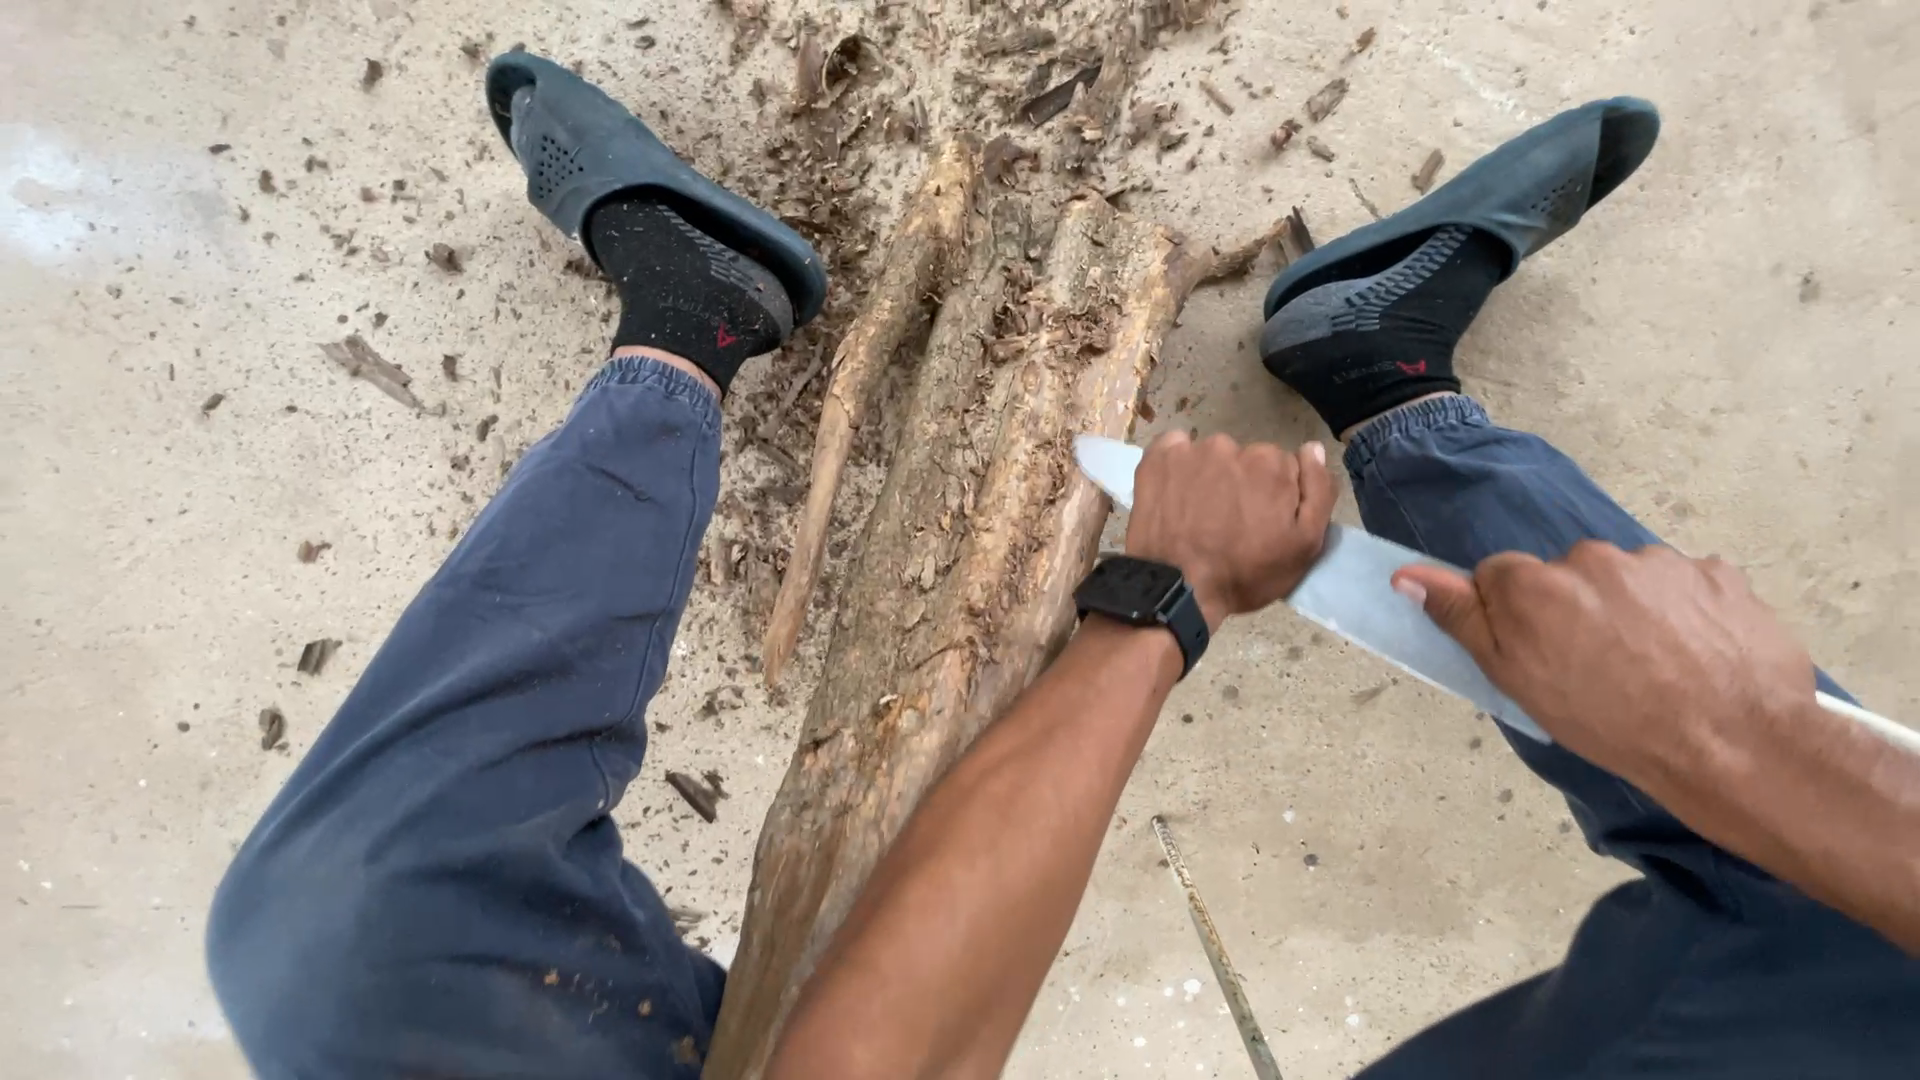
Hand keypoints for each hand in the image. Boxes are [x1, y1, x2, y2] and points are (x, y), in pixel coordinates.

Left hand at [1124, 432, 1335, 629]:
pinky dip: (1176, 464)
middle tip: (1227, 522)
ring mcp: (1189, 452)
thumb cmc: (1245, 572)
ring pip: (1209, 457)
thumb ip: (1319, 491)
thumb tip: (1313, 449)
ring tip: (1197, 514)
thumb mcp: (1304, 545)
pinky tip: (1174, 492)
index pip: (1280, 467)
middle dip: (1240, 483)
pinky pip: (1172, 448)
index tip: (1259, 520)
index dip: (1272, 495)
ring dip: (1208, 476)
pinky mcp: (1156, 459)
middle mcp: (1230, 447)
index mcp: (1271, 463)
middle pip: (1243, 459)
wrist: (1178, 588)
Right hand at [1392, 542, 1819, 781]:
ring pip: (1622, 576)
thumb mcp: (1512, 677)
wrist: (1733, 744)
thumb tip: (1405, 575)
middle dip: (1569, 605)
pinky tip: (1692, 648)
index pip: (1498, 576)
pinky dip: (1681, 606)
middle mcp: (1589, 556)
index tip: (1536, 649)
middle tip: (1593, 660)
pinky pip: (1681, 581)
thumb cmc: (1604, 718)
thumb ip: (1459, 617)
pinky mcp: (1718, 573)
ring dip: (1626, 605)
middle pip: (1561, 573)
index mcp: (1531, 582)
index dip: (1512, 613)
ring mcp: (1659, 562)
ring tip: (1650, 659)